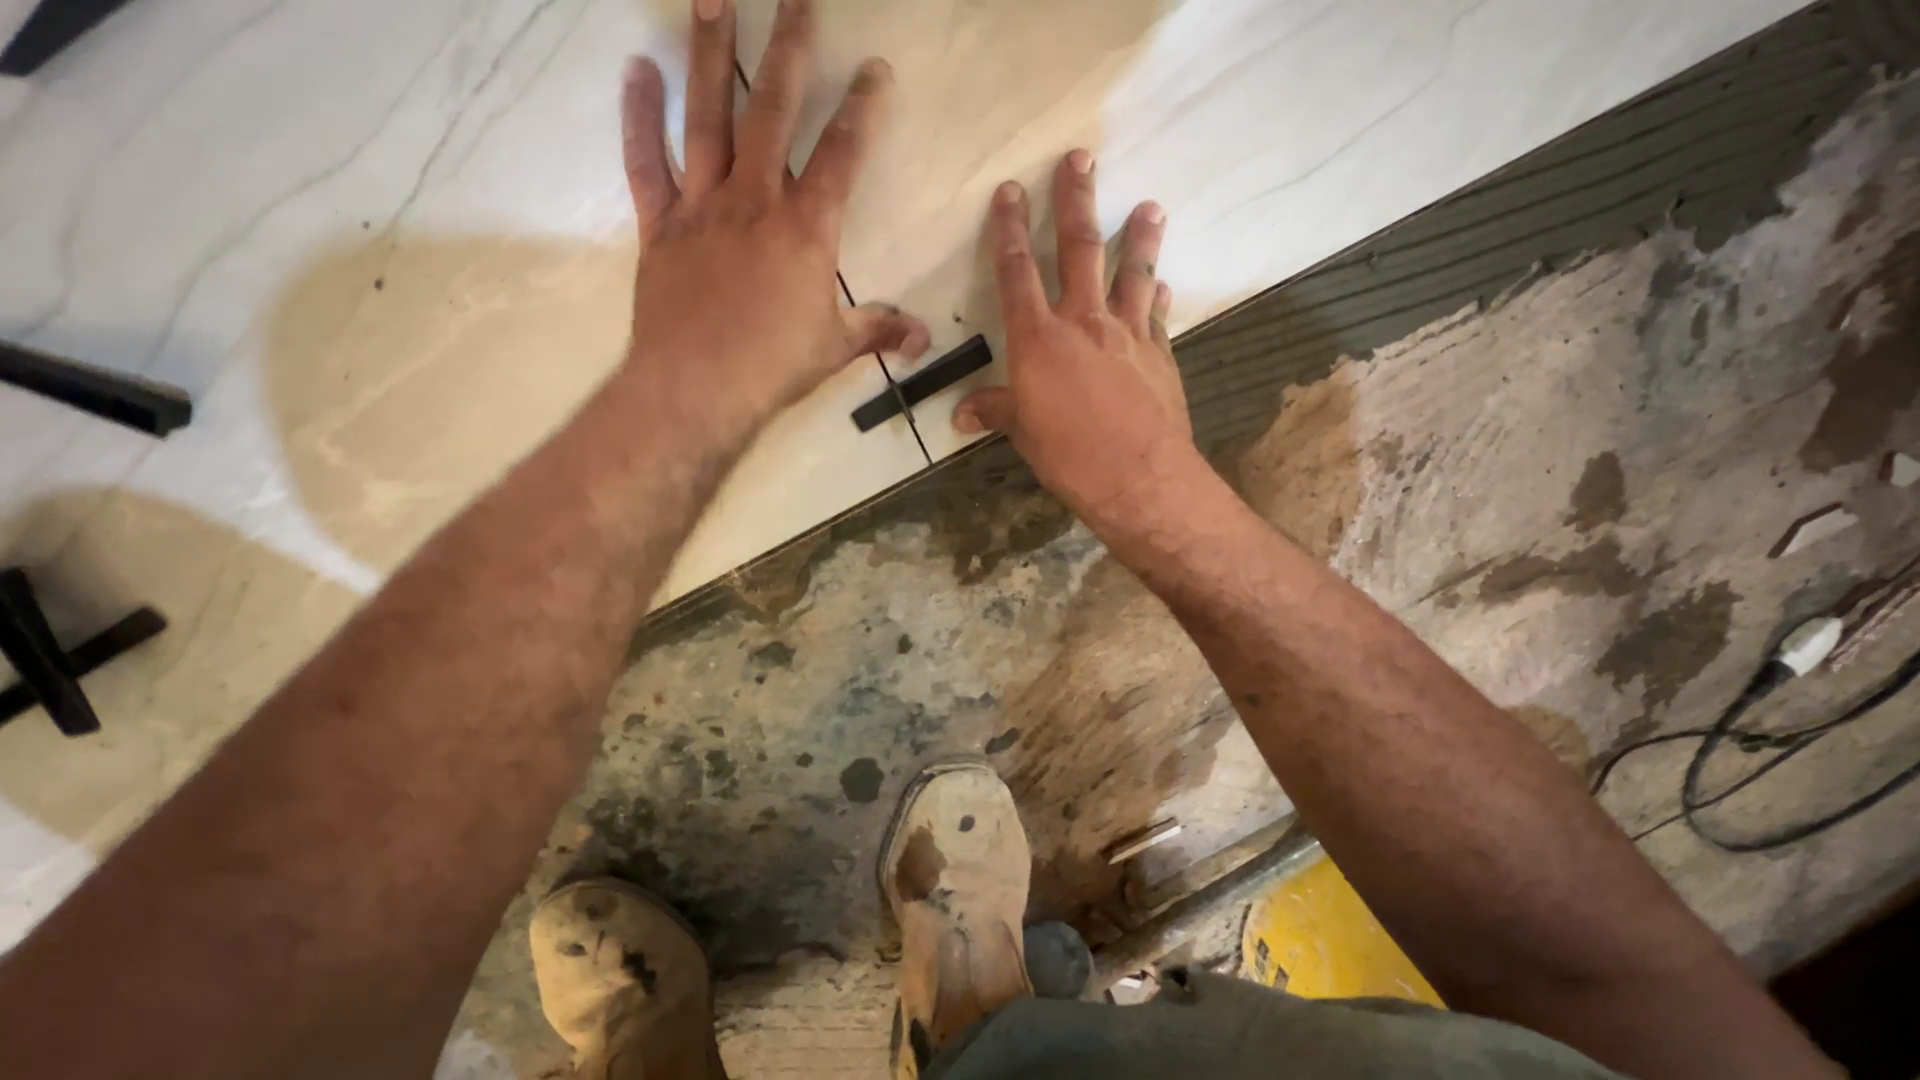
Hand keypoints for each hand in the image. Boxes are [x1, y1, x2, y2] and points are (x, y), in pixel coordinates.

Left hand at [620, 0, 928, 437]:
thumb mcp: (836, 348)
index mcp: (806, 229)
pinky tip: (637, 70)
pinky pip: (645, 163)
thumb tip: (924, 340)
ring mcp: (702, 207)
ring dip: (709, 54)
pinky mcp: (661, 225)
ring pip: (707, 118)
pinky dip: (640, 118)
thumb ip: (880, 331)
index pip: (841, 154)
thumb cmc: (773, 366)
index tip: (874, 69)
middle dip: (788, 48)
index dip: (861, 108)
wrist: (696, 389)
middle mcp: (755, 201)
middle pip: (773, 110)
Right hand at [954, 151, 1198, 526]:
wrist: (1140, 477)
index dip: (1010, 228)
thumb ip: (996, 411)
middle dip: (1077, 200)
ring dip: (1140, 237)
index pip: (1017, 271)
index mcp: (1038, 338)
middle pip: (1078, 249)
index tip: (1010, 189)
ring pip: (1133, 273)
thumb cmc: (1069, 455)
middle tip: (1082, 157)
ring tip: (1150, 205)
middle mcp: (1083, 321)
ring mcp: (1127, 334)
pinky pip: (1158, 316)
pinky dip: (1159, 297)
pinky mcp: (1159, 354)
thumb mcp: (1023, 433)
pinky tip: (1164, 284)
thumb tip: (960, 415)